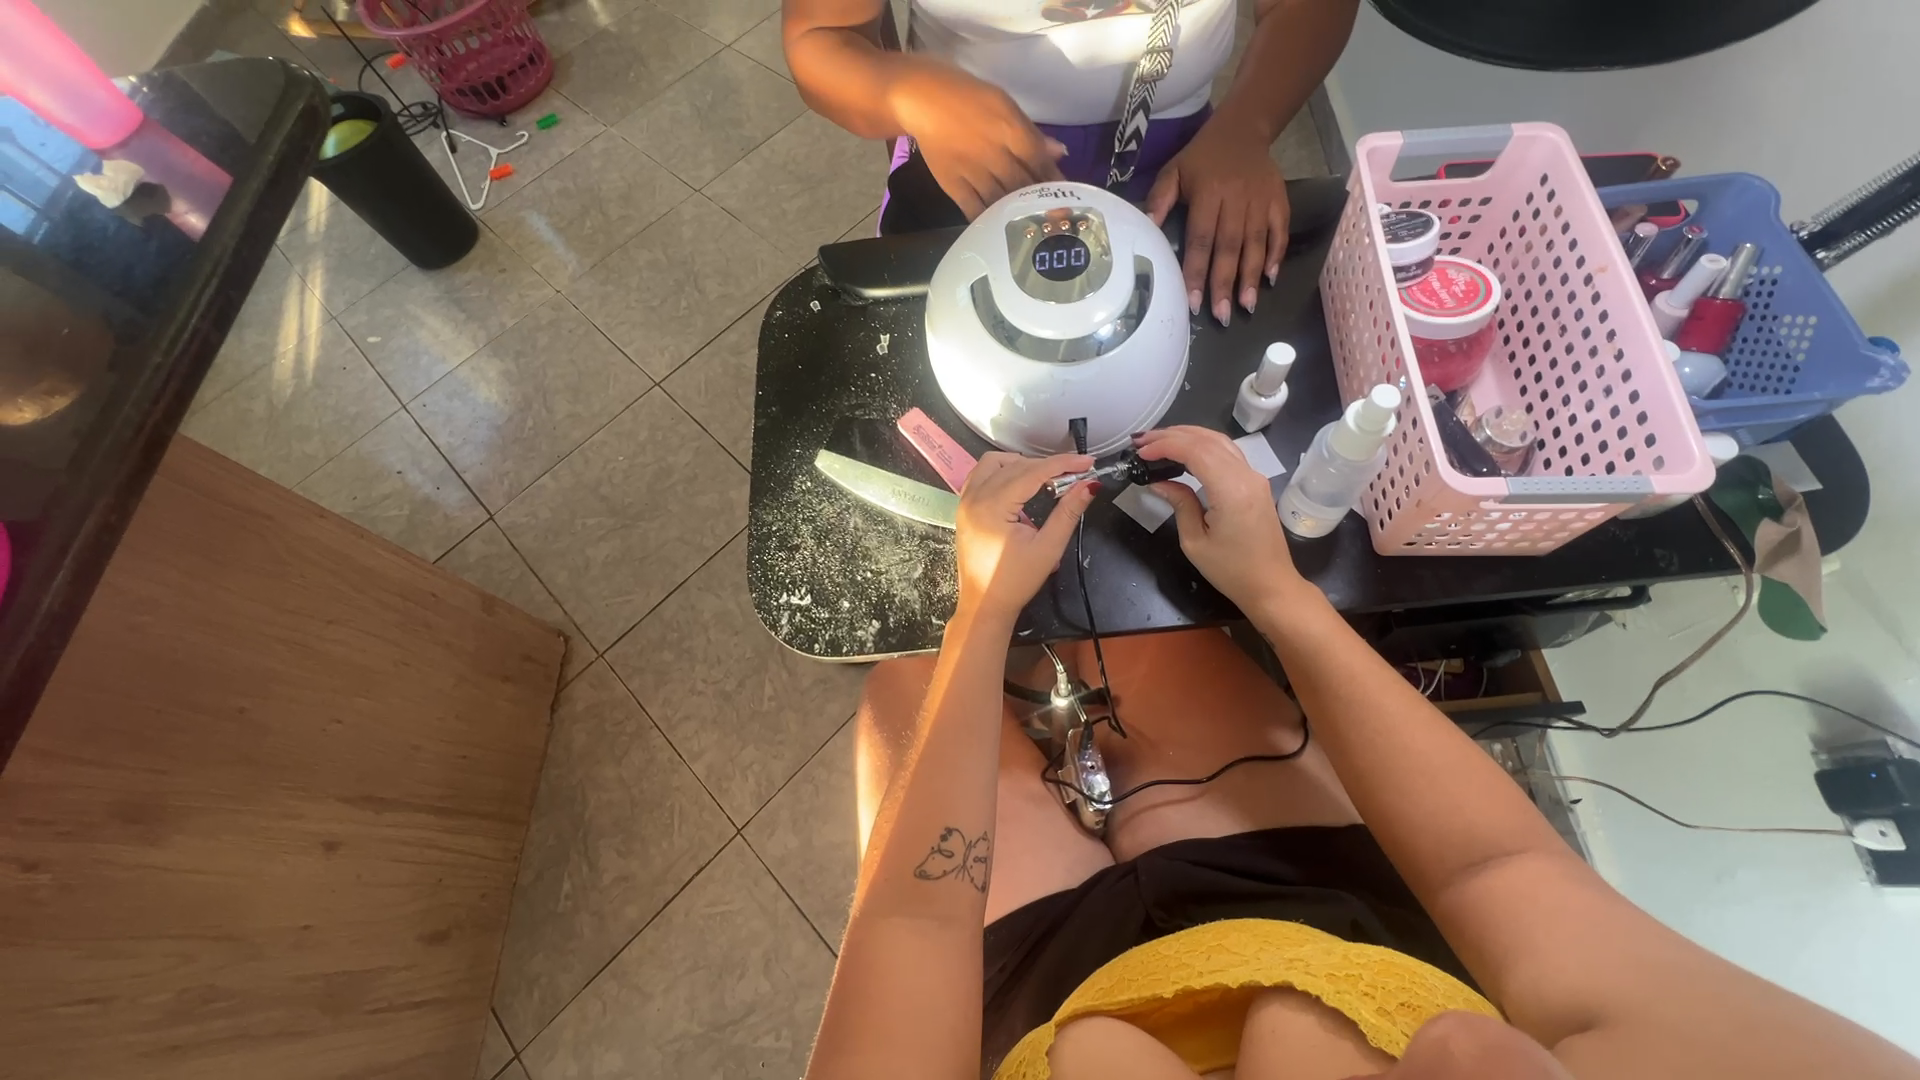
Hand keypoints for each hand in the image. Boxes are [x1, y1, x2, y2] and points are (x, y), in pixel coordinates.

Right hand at [890, 60, 1067, 218]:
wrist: (923, 100)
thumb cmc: (969, 98)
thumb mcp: (1004, 105)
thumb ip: (1031, 132)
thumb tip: (1058, 153)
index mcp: (1010, 128)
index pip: (1039, 161)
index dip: (1054, 181)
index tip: (1066, 197)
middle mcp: (994, 152)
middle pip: (1023, 184)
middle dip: (1040, 202)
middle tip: (1054, 218)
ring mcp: (972, 171)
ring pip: (1002, 200)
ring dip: (1018, 214)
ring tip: (1032, 225)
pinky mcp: (953, 184)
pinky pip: (974, 208)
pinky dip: (989, 220)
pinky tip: (1000, 228)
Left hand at [954, 452, 1094, 622]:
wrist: (985, 604)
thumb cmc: (1014, 582)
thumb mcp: (1047, 548)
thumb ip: (1068, 513)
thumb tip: (1088, 486)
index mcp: (992, 506)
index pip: (1033, 472)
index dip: (1063, 464)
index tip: (1087, 463)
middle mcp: (974, 498)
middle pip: (1015, 465)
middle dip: (1047, 466)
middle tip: (1074, 475)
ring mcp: (965, 502)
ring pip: (994, 464)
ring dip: (1022, 464)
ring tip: (1047, 478)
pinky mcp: (964, 508)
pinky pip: (981, 475)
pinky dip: (1002, 472)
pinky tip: (1020, 483)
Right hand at [1133, 427, 1308, 613]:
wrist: (1271, 585)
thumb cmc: (1231, 571)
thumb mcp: (1194, 541)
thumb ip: (1179, 504)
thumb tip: (1160, 482)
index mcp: (1231, 491)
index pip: (1195, 451)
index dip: (1165, 446)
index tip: (1141, 451)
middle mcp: (1247, 476)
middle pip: (1207, 440)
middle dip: (1172, 435)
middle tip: (1142, 441)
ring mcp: (1254, 477)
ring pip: (1219, 441)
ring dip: (1188, 436)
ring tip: (1158, 441)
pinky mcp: (1255, 483)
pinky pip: (1227, 453)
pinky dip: (1202, 446)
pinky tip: (1184, 452)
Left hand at [1144, 112, 1290, 326]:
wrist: (1243, 129)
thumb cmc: (1201, 158)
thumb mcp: (1174, 172)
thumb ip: (1159, 200)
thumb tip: (1146, 229)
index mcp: (1208, 193)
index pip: (1201, 239)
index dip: (1197, 271)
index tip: (1194, 301)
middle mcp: (1237, 198)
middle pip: (1230, 247)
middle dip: (1225, 284)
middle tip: (1222, 316)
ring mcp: (1261, 200)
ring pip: (1256, 243)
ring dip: (1252, 277)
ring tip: (1247, 306)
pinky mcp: (1279, 200)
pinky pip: (1280, 231)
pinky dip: (1277, 255)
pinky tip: (1270, 279)